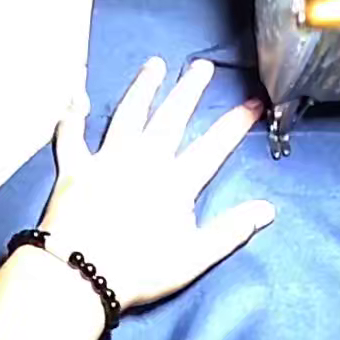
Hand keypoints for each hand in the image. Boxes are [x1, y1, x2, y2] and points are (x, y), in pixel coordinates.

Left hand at [35, 57, 275, 309]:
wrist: (82, 274)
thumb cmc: (141, 270)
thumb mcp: (194, 257)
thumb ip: (230, 231)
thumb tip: (267, 210)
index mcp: (175, 182)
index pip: (213, 146)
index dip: (235, 123)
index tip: (254, 102)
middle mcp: (143, 160)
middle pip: (170, 118)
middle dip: (189, 90)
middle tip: (202, 66)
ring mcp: (106, 160)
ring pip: (128, 115)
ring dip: (142, 88)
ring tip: (154, 65)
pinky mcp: (74, 169)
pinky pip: (72, 136)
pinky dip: (73, 117)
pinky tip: (76, 98)